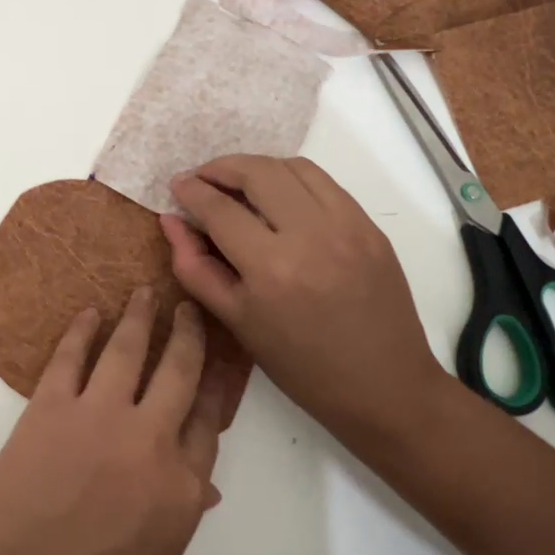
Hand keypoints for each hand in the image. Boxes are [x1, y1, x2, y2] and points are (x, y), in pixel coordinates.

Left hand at [0, 289, 227, 554]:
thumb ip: (181, 509)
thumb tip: (200, 483)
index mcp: (182, 485)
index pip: (211, 416)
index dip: (218, 379)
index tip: (222, 352)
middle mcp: (149, 440)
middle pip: (179, 371)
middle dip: (188, 333)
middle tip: (189, 306)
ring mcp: (98, 416)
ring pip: (128, 349)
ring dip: (140, 315)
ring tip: (146, 292)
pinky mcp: (50, 406)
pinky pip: (71, 356)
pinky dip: (82, 329)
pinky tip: (91, 312)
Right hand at [162, 155, 451, 433]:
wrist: (384, 388)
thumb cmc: (300, 366)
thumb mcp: (235, 322)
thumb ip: (195, 267)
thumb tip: (171, 220)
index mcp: (270, 269)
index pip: (220, 209)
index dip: (192, 190)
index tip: (178, 184)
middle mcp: (310, 236)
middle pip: (257, 172)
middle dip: (221, 167)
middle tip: (203, 178)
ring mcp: (347, 226)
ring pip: (293, 167)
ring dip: (258, 167)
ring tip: (239, 184)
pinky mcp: (370, 226)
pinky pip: (325, 183)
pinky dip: (293, 179)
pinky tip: (280, 197)